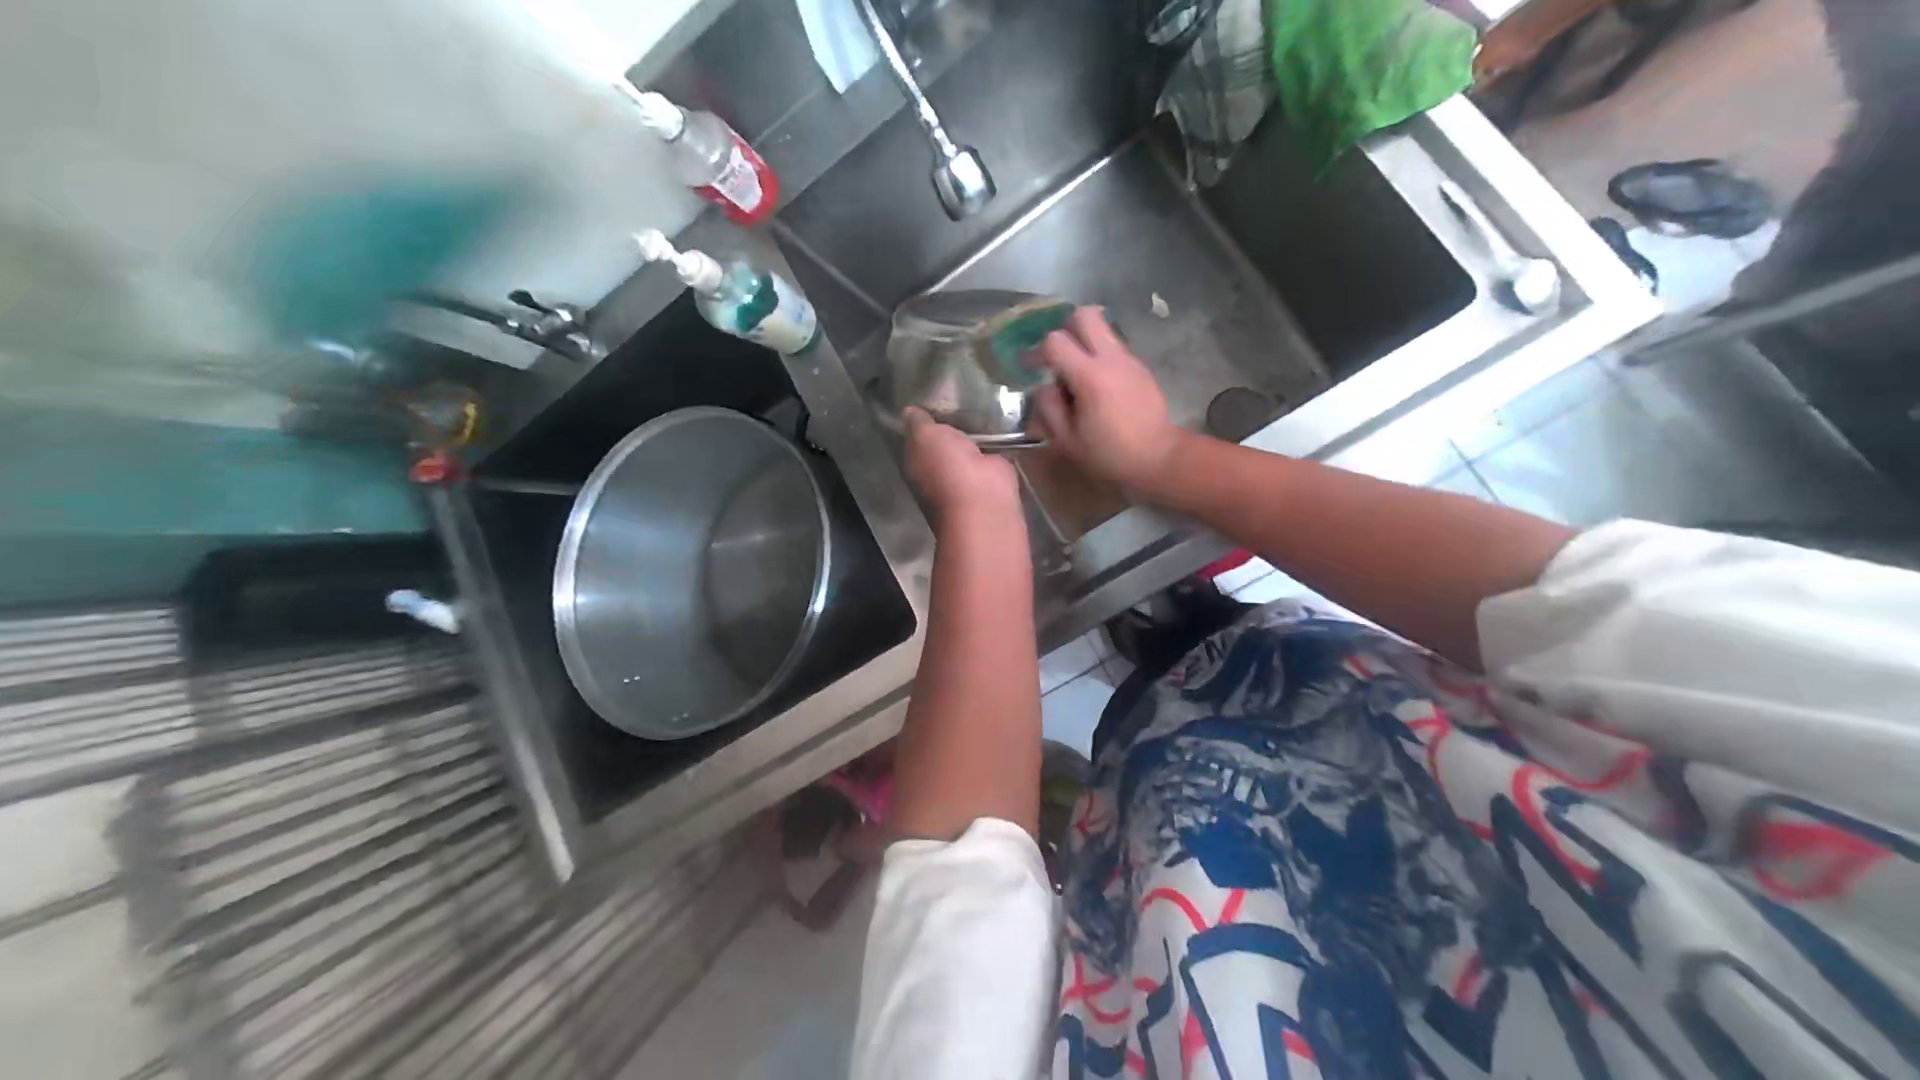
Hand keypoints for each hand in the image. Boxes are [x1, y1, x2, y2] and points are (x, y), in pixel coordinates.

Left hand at [903, 407, 1020, 526]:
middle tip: (953, 394)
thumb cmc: (945, 467)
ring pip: (964, 446)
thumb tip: (908, 411)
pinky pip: (989, 450)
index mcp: (915, 464)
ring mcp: (966, 475)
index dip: (919, 420)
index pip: (913, 439)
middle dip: (946, 424)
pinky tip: (996, 418)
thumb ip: (918, 422)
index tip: (926, 398)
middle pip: (940, 443)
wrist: (983, 497)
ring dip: (970, 431)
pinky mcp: (991, 475)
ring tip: (976, 400)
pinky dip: (993, 439)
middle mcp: (937, 472)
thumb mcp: (925, 436)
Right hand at [1028, 307, 1186, 492]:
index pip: (1055, 340)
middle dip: (1066, 328)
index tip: (1034, 367)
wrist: (1158, 457)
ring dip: (1085, 342)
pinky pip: (1114, 348)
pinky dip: (1101, 357)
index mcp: (1090, 376)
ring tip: (1079, 373)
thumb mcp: (1067, 441)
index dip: (1039, 351)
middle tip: (1059, 356)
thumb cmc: (1109, 454)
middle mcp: (1111, 359)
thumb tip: (1044, 386)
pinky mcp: (1141, 366)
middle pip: (1085, 315)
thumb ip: (1048, 408)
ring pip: (1102, 328)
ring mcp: (1130, 359)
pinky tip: (1099, 387)